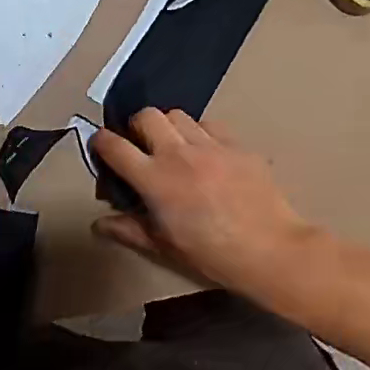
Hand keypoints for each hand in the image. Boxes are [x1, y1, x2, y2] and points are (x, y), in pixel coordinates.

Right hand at [90, 108, 322, 294]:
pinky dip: (199, 133)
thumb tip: (99, 224)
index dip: (101, 143)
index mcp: (154, 179)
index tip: (102, 148)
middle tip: (141, 148)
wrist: (270, 251)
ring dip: (168, 127)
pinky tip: (205, 155)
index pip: (114, 146)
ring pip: (178, 114)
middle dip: (136, 127)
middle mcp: (179, 154)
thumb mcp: (163, 246)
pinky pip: (210, 125)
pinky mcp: (237, 145)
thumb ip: (128, 229)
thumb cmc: (211, 254)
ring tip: (174, 149)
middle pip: (146, 115)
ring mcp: (211, 146)